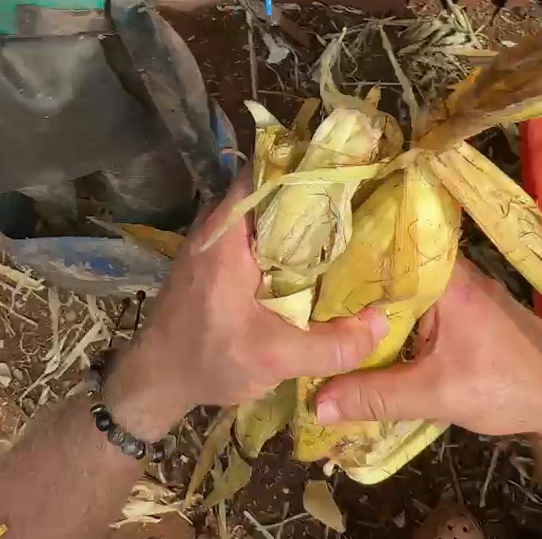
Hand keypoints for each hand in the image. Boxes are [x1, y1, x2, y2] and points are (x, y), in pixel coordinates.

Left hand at [106, 175, 388, 439]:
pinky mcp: (217, 255)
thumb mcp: (274, 357)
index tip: (347, 169)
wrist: (158, 377)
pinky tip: (316, 256)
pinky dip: (284, 237)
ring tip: (349, 222)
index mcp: (227, 232)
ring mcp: (215, 237)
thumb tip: (383, 321)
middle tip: (361, 199)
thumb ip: (331, 344)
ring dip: (300, 217)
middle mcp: (218, 223)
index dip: (305, 164)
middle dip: (313, 192)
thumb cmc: (208, 358)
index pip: (265, 172)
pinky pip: (257, 231)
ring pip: (264, 211)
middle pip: (270, 189)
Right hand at [311, 259, 541, 440]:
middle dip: (348, 276)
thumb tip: (318, 402)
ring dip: (369, 294)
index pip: (382, 247)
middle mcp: (448, 269)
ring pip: (400, 280)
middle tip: (302, 286)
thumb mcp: (437, 396)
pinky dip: (390, 306)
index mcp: (442, 276)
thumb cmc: (507, 387)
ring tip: (322, 302)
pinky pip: (414, 294)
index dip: (341, 254)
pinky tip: (365, 322)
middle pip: (386, 263)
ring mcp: (457, 284)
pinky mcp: (462, 303)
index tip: (303, 263)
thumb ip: (377, 396)